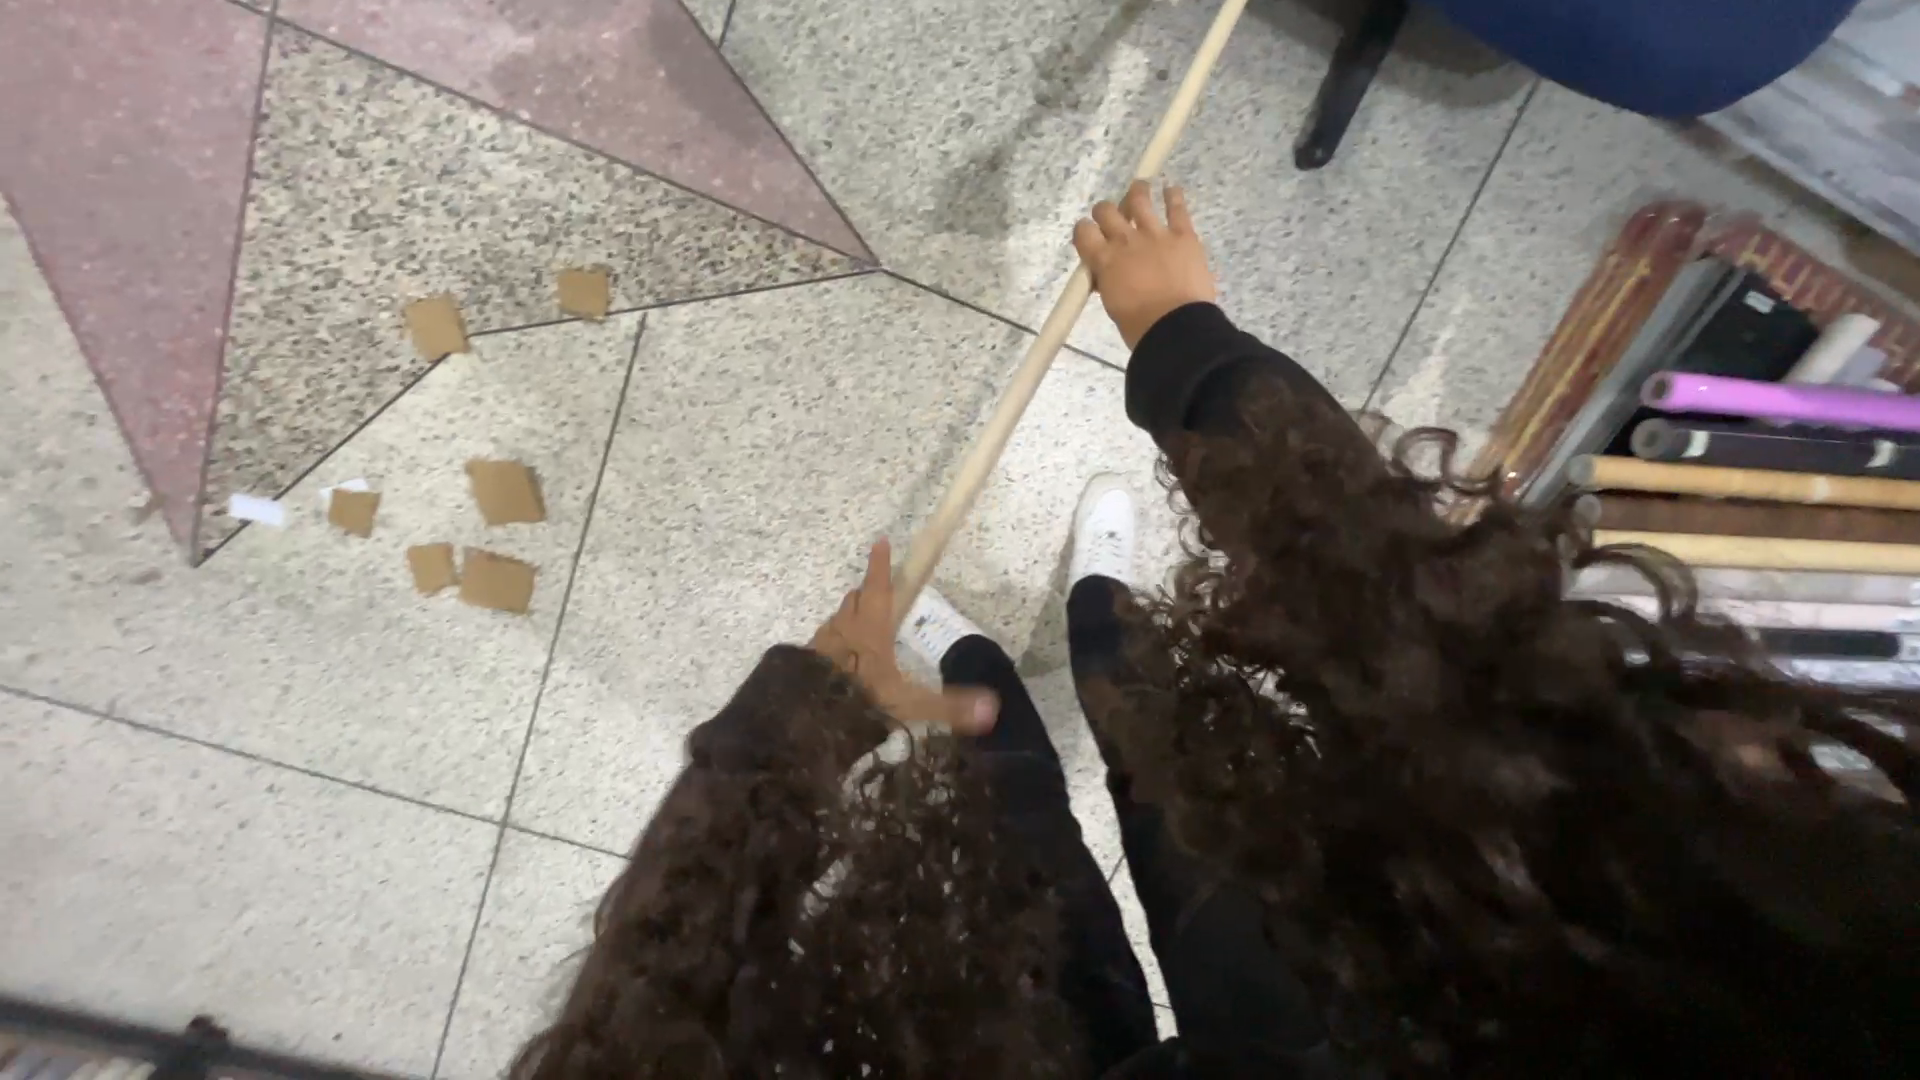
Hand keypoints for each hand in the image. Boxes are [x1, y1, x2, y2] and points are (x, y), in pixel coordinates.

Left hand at [810, 539, 998, 735]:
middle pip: (855, 601)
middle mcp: (843, 629)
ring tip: (860, 623)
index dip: (880, 566)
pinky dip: (835, 641)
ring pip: (838, 620)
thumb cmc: (858, 699)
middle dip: (867, 591)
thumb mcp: (908, 704)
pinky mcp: (805, 662)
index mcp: (870, 629)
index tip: (880, 542)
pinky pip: (824, 642)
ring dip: (850, 616)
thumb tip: (992, 708)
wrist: (802, 718)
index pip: (878, 588)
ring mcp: (821, 645)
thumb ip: (949, 706)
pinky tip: (839, 658)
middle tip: (876, 587)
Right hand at [1073, 180, 1218, 349]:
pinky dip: (1173, 196)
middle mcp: (1125, 240)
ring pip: (1139, 199)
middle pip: (1106, 210)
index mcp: (1104, 260)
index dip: (1084, 231)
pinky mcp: (1183, 235)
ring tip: (1138, 190)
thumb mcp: (1112, 304)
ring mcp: (1155, 234)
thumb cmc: (1138, 326)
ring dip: (1136, 193)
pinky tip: (1171, 190)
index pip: (1083, 231)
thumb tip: (1106, 275)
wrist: (1175, 327)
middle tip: (1112, 218)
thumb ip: (1108, 282)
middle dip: (1105, 212)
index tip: (1089, 236)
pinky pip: (1177, 208)